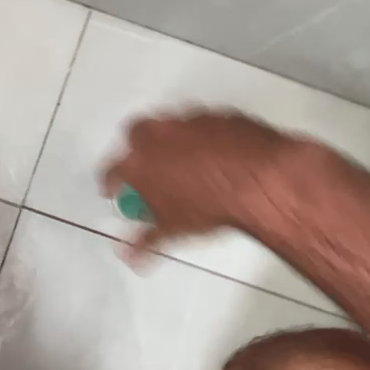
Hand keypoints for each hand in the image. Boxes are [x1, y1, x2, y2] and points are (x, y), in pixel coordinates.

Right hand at [100, 110, 296, 259]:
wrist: (259, 180)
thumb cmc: (210, 207)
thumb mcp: (173, 231)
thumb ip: (145, 241)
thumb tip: (129, 255)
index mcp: (137, 162)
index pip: (110, 172)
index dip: (110, 183)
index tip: (112, 191)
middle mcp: (157, 134)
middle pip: (134, 136)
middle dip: (136, 150)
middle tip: (146, 169)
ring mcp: (187, 121)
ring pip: (168, 126)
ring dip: (170, 141)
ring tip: (182, 163)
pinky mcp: (217, 114)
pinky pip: (201, 125)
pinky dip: (201, 138)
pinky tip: (213, 155)